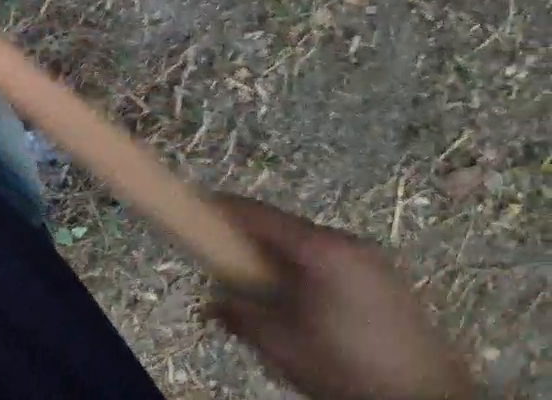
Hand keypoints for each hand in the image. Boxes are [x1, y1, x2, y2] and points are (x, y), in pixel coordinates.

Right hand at [208, 196, 476, 399]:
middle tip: (225, 268)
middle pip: (279, 227)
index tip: (186, 214)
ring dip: (278, 261)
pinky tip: (303, 305)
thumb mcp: (278, 343)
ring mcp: (376, 263)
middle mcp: (349, 243)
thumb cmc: (348, 366)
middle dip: (247, 244)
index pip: (251, 211)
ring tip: (265, 293)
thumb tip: (213, 301)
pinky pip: (332, 264)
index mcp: (319, 248)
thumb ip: (237, 312)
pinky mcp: (392, 285)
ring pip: (306, 247)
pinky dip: (307, 274)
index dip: (213, 209)